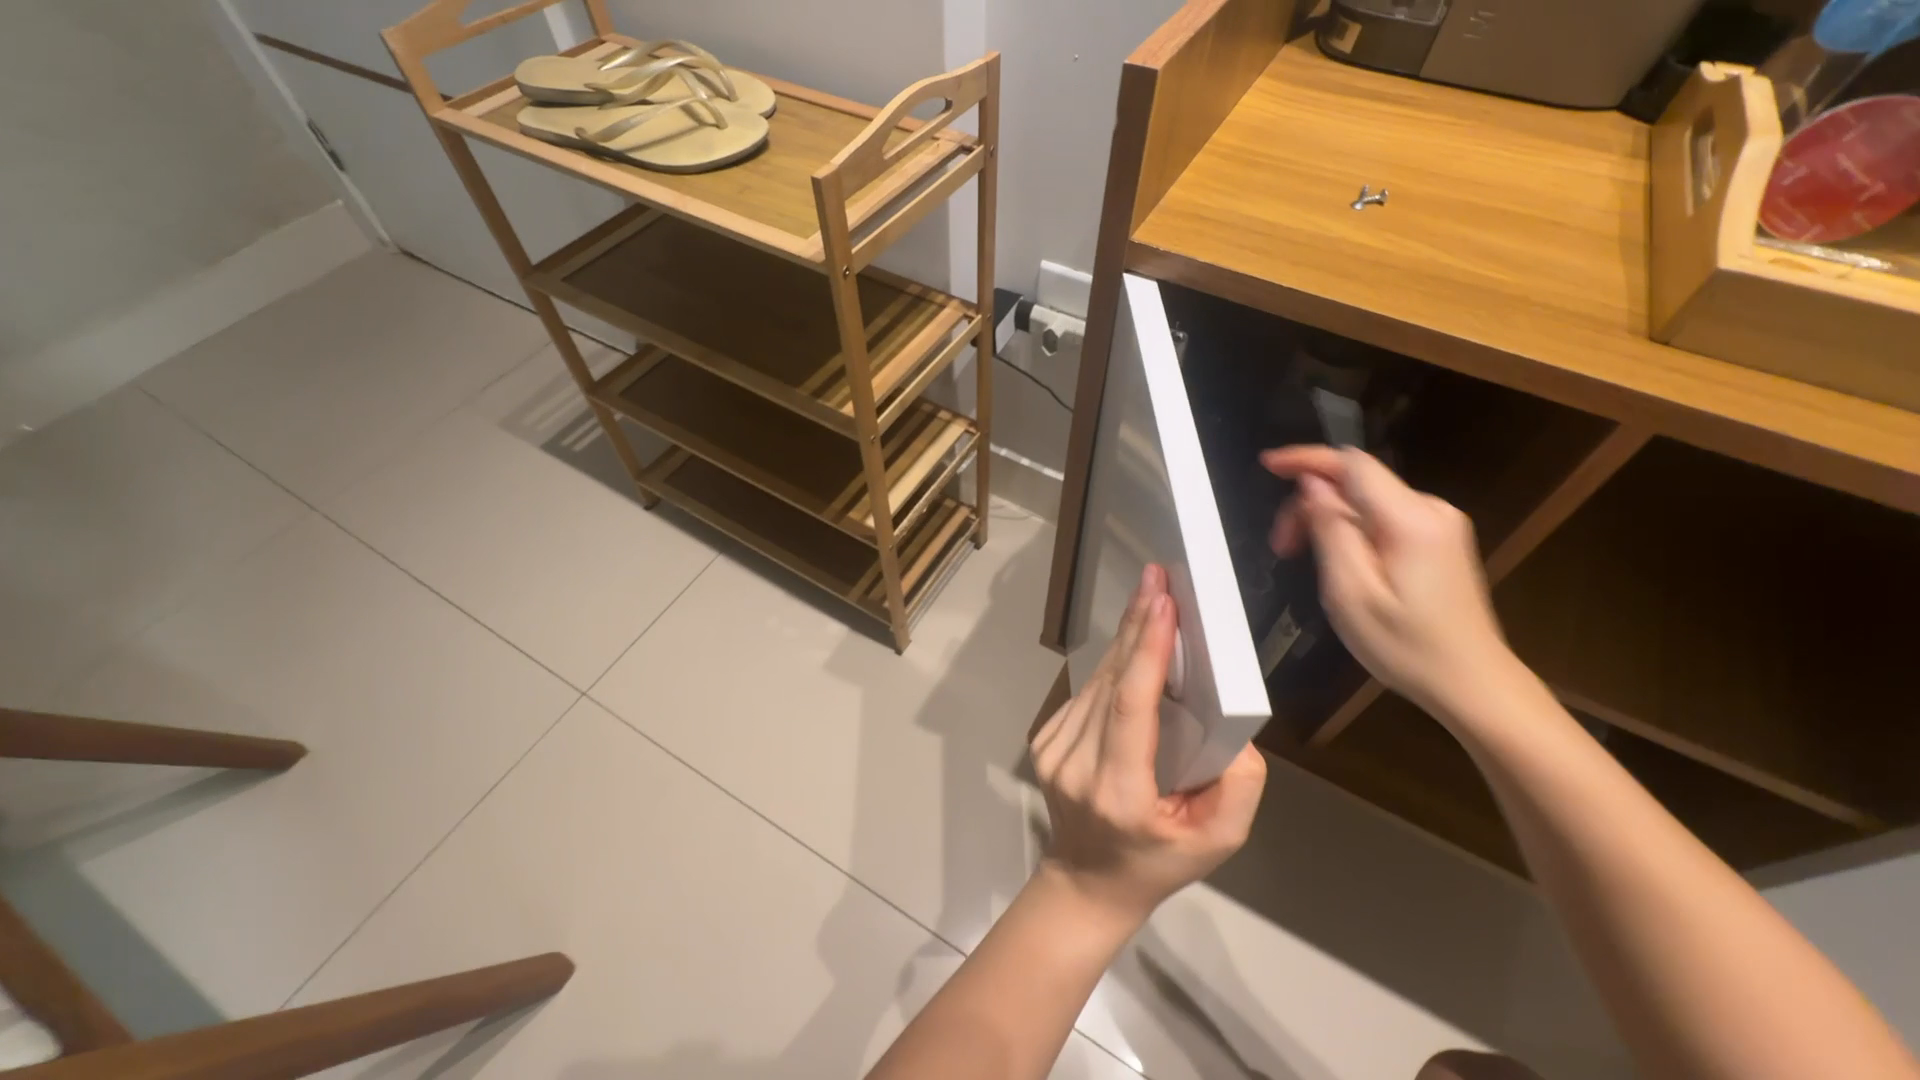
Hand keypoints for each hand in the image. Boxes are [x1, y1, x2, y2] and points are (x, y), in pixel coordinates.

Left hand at [1029, 565, 1267, 924]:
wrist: (1086, 882)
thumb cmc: (1158, 863)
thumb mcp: (1217, 842)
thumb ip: (1238, 787)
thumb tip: (1235, 729)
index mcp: (1117, 790)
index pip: (1130, 708)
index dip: (1147, 652)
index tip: (1164, 604)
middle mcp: (1076, 763)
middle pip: (1110, 682)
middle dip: (1139, 626)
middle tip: (1160, 577)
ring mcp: (1053, 749)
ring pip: (1096, 681)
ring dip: (1127, 638)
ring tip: (1154, 596)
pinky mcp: (1046, 740)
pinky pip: (1087, 692)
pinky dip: (1114, 664)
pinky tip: (1135, 640)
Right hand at [1261, 446, 1517, 716]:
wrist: (1473, 683)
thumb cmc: (1407, 647)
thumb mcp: (1351, 595)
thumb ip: (1331, 532)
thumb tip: (1312, 485)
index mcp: (1411, 520)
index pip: (1352, 465)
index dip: (1307, 458)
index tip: (1267, 465)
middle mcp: (1431, 510)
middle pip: (1358, 483)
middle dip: (1311, 504)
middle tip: (1282, 549)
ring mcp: (1441, 525)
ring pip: (1368, 501)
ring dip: (1329, 520)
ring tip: (1304, 561)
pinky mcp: (1441, 542)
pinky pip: (1385, 518)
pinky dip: (1352, 531)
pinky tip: (1339, 565)